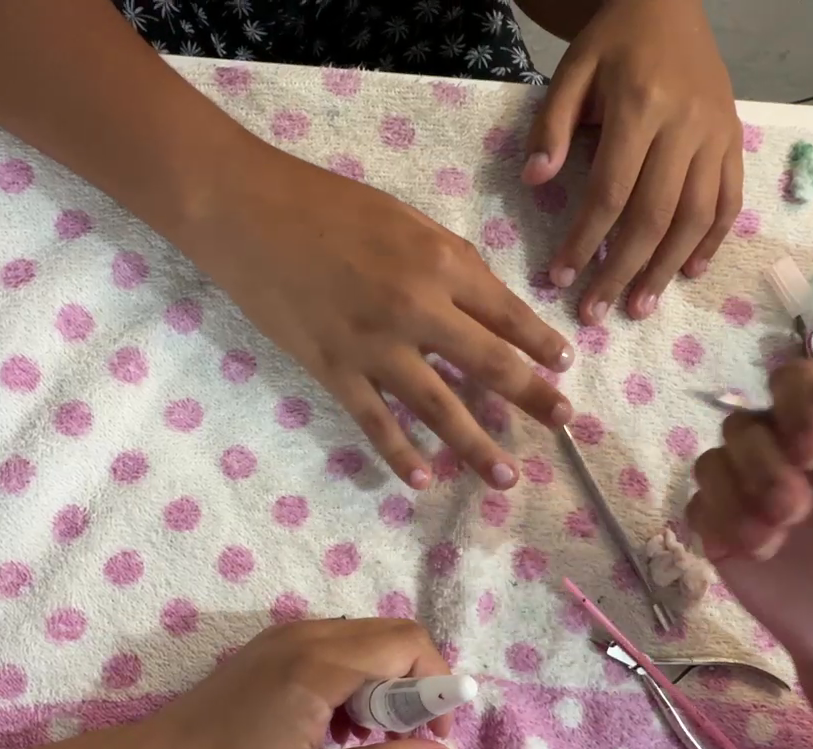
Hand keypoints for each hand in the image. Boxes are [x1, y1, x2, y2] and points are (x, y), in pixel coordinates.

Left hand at [132, 619, 460, 748]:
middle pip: (391, 635)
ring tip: (362, 737)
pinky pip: (334, 646)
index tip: (433, 737)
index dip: (437, 686)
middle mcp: (308, 633)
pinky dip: (352, 677)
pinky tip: (332, 724)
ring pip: (364, 639)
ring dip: (381, 682)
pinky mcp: (272, 646)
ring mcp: (286, 635)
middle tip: (399, 739)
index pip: (409, 644)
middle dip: (412, 685)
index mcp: (321, 663)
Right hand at [186, 150, 573, 490]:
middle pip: (490, 365)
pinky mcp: (334, 371)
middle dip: (533, 397)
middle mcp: (418, 308)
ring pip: (439, 407)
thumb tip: (483, 298)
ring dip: (478, 446)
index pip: (506, 313)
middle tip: (563, 423)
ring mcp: (375, 347)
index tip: (564, 365)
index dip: (540, 342)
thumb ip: (447, 260)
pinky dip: (399, 455)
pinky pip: (375, 422)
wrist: (248, 214)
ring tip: (507, 477)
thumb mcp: (404, 217)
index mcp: (440, 262)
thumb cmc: (326, 204)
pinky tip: (423, 480)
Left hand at [525, 0, 742, 324]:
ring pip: (697, 216)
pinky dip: (712, 240)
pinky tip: (689, 273)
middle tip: (595, 313)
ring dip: (666, 269)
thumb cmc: (612, 44)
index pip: (610, 193)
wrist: (670, 1)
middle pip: (654, 215)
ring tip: (639, 308)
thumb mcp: (570, 72)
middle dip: (622, 271)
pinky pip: (730, 199)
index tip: (559, 279)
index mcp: (642, 107)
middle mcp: (687, 125)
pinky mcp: (735, 140)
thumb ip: (551, 126)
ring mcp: (718, 134)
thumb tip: (534, 181)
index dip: (584, 242)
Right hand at [685, 342, 812, 678]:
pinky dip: (723, 522)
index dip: (796, 404)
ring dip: (744, 496)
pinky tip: (757, 551)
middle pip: (744, 421)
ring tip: (778, 536)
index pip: (795, 383)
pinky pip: (697, 502)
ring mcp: (745, 490)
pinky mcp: (717, 527)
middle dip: (768, 463)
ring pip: (714, 459)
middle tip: (798, 507)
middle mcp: (785, 452)